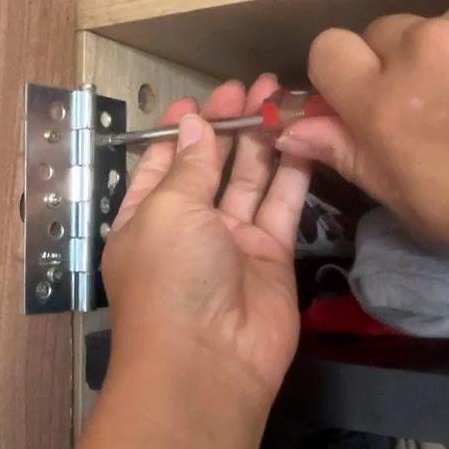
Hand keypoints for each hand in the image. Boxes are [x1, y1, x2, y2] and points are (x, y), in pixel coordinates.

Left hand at [102, 76, 310, 405]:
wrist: (209, 361)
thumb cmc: (169, 277)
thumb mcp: (166, 210)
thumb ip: (188, 165)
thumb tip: (194, 125)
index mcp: (145, 218)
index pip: (160, 165)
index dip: (179, 131)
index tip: (200, 99)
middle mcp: (187, 228)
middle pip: (209, 167)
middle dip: (225, 126)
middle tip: (249, 86)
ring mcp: (231, 242)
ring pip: (249, 180)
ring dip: (261, 140)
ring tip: (277, 95)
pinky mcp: (272, 256)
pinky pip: (282, 205)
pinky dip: (293, 171)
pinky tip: (303, 133)